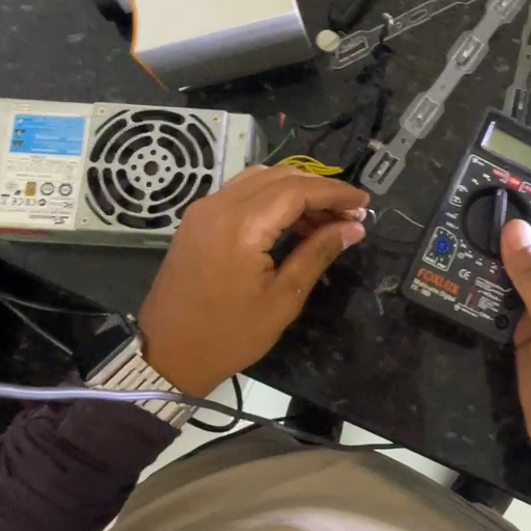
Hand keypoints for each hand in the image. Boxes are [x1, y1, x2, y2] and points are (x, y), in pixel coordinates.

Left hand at [138, 166, 368, 395]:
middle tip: (349, 215)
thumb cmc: (229, 335)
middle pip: (281, 176)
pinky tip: (291, 221)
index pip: (299, 190)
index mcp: (242, 226)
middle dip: (319, 190)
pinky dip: (271, 196)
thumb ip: (318, 254)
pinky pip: (242, 191)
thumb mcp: (283, 299)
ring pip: (260, 178)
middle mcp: (220, 205)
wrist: (166, 354)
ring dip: (296, 190)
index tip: (364, 204)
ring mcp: (204, 209)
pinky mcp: (197, 219)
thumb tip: (353, 228)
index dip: (336, 193)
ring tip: (325, 219)